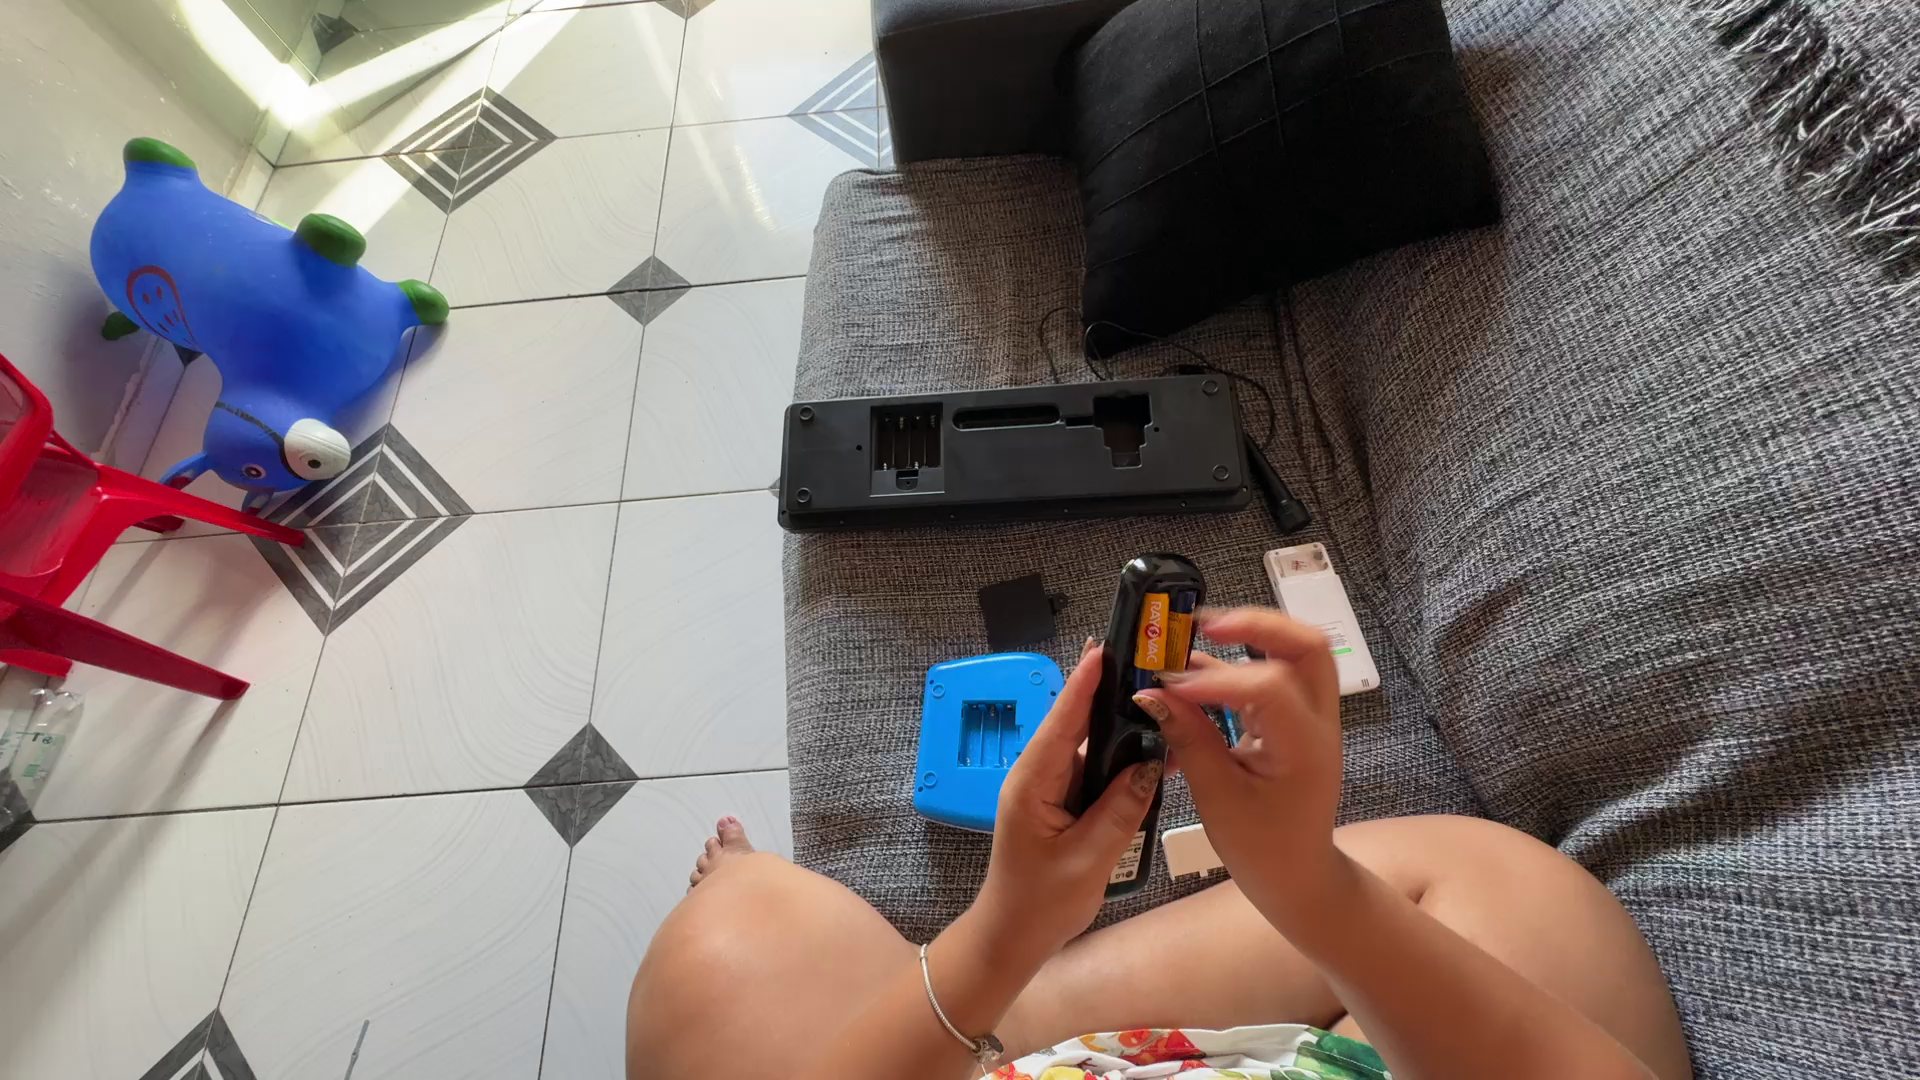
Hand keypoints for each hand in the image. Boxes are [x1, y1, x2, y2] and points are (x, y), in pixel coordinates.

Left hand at [970, 644, 1160, 965]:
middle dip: (1102, 691)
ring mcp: (1049, 786)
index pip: (1061, 722)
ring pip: (1086, 746)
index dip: (1082, 683)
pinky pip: (1091, 769)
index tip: (1101, 648)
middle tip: (1137, 660)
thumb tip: (1150, 763)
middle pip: (1073, 724)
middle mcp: (1038, 774)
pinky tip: (1146, 750)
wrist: (1012, 935)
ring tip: (1150, 697)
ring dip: (1115, 726)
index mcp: (1033, 781)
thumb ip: (1120, 810)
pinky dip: (1116, 759)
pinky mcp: (1061, 799)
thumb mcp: (1087, 859)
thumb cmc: (1041, 902)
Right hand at [1132, 608, 1349, 922]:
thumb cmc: (1261, 846)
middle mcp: (1316, 721)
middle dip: (1255, 625)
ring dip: (1247, 634)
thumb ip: (1187, 737)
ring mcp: (1308, 716)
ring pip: (1294, 651)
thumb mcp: (1217, 796)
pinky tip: (1192, 668)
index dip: (1216, 677)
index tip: (1170, 684)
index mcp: (1304, 747)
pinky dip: (1233, 661)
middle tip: (1205, 625)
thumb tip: (1150, 692)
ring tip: (1194, 633)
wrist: (1297, 876)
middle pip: (1306, 646)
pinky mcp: (1290, 718)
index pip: (1269, 687)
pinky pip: (1270, 672)